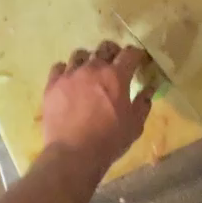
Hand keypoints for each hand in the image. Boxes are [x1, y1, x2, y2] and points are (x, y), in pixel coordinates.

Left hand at [42, 41, 152, 169]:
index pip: (130, 53)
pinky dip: (66, 70)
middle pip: (104, 47)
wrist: (73, 154)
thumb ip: (143, 104)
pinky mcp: (52, 85)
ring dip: (88, 59)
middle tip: (115, 63)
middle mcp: (93, 69)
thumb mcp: (134, 126)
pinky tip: (69, 81)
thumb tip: (149, 89)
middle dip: (113, 52)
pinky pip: (59, 67)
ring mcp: (70, 75)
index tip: (139, 60)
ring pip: (80, 54)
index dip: (137, 54)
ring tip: (89, 71)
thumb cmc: (109, 141)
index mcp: (116, 76)